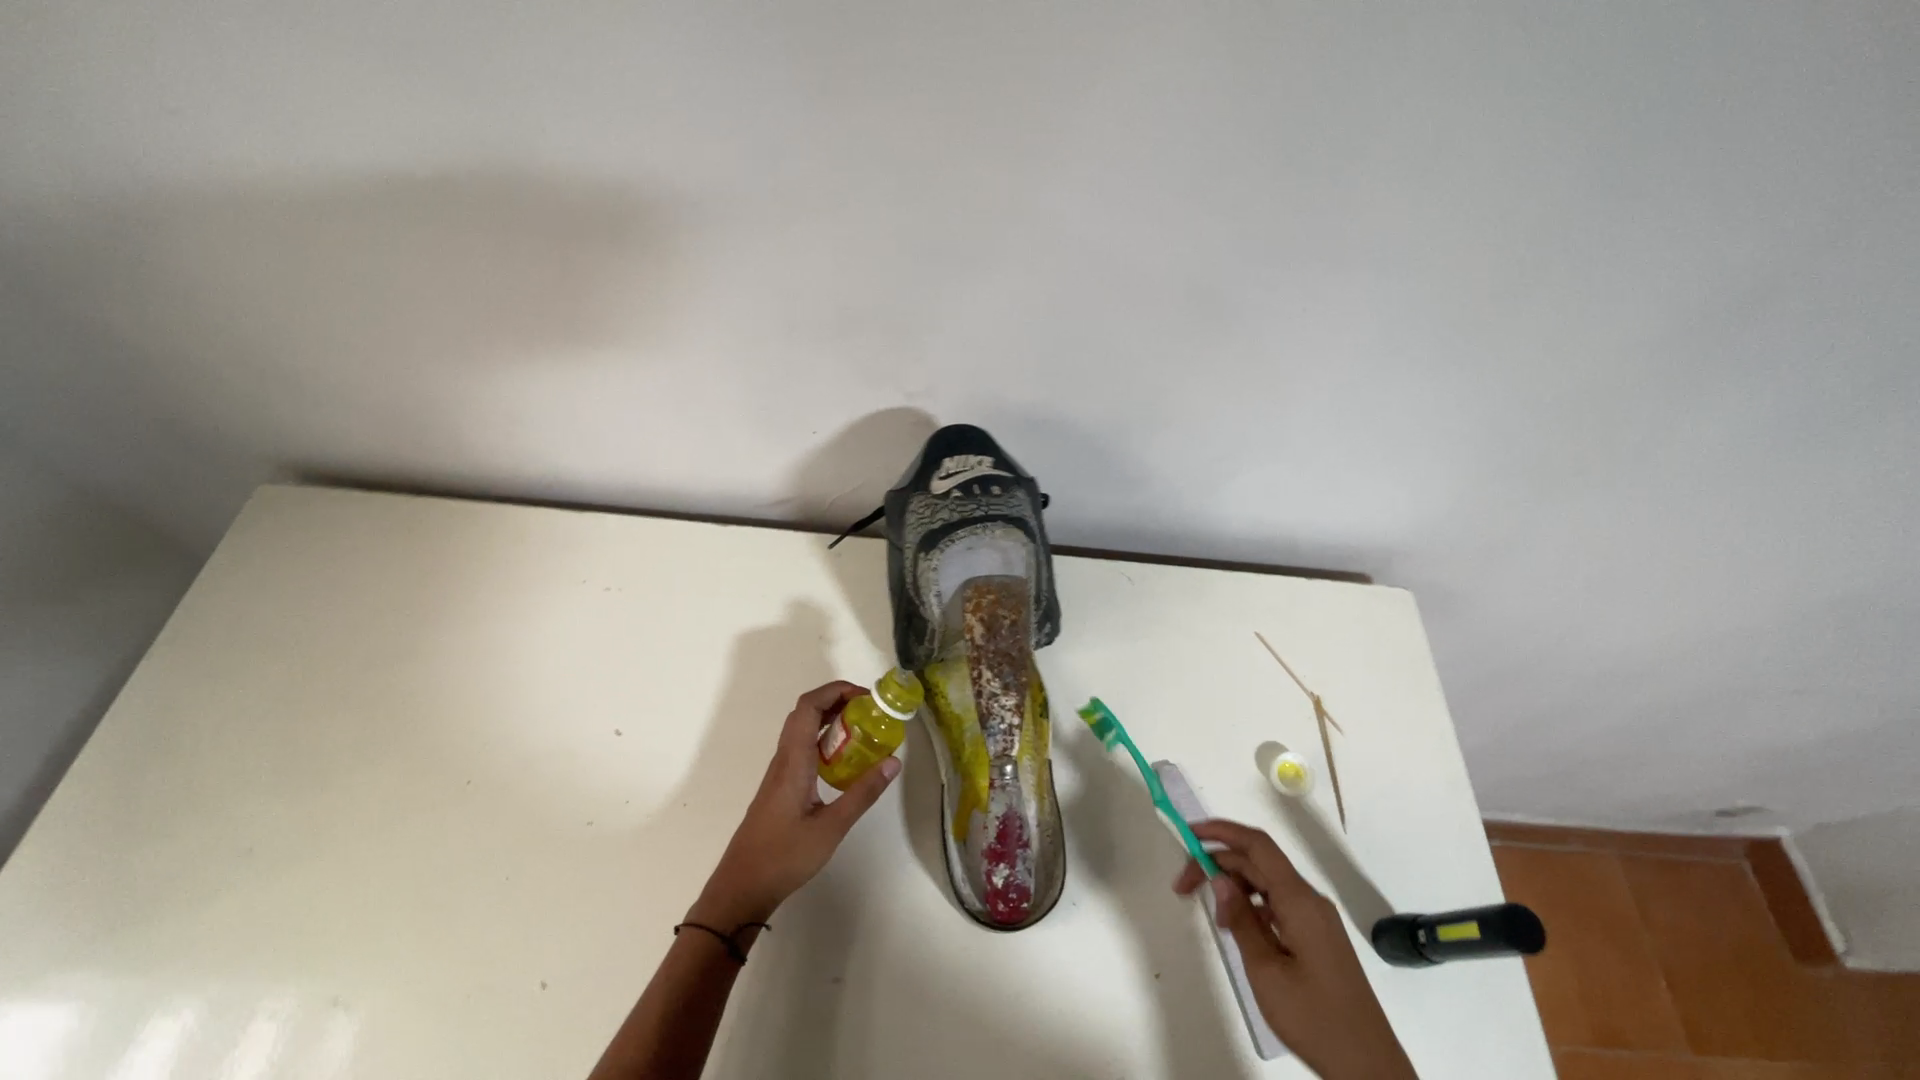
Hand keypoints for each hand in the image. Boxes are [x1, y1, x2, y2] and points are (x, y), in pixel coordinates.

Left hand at [690, 681, 900, 928]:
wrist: (742, 886)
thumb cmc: (785, 856)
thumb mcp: (832, 827)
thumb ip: (863, 793)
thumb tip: (893, 761)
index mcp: (793, 761)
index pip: (809, 707)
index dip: (835, 691)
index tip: (866, 697)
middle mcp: (784, 760)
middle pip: (805, 713)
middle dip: (837, 701)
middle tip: (870, 711)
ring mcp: (780, 774)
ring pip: (802, 732)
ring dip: (831, 722)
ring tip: (864, 731)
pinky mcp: (781, 788)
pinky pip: (802, 750)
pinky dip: (825, 743)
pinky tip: (844, 763)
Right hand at [1174, 820, 1415, 1079]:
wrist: (1366, 1063)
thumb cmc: (1312, 1016)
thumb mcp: (1265, 968)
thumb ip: (1241, 919)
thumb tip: (1219, 879)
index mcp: (1299, 901)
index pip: (1257, 846)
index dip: (1221, 832)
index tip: (1187, 835)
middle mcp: (1310, 900)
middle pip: (1258, 863)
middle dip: (1218, 865)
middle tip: (1182, 887)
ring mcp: (1316, 919)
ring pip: (1268, 884)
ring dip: (1235, 889)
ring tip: (1214, 920)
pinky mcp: (1317, 937)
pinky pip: (1279, 905)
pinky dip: (1253, 908)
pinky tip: (1238, 932)